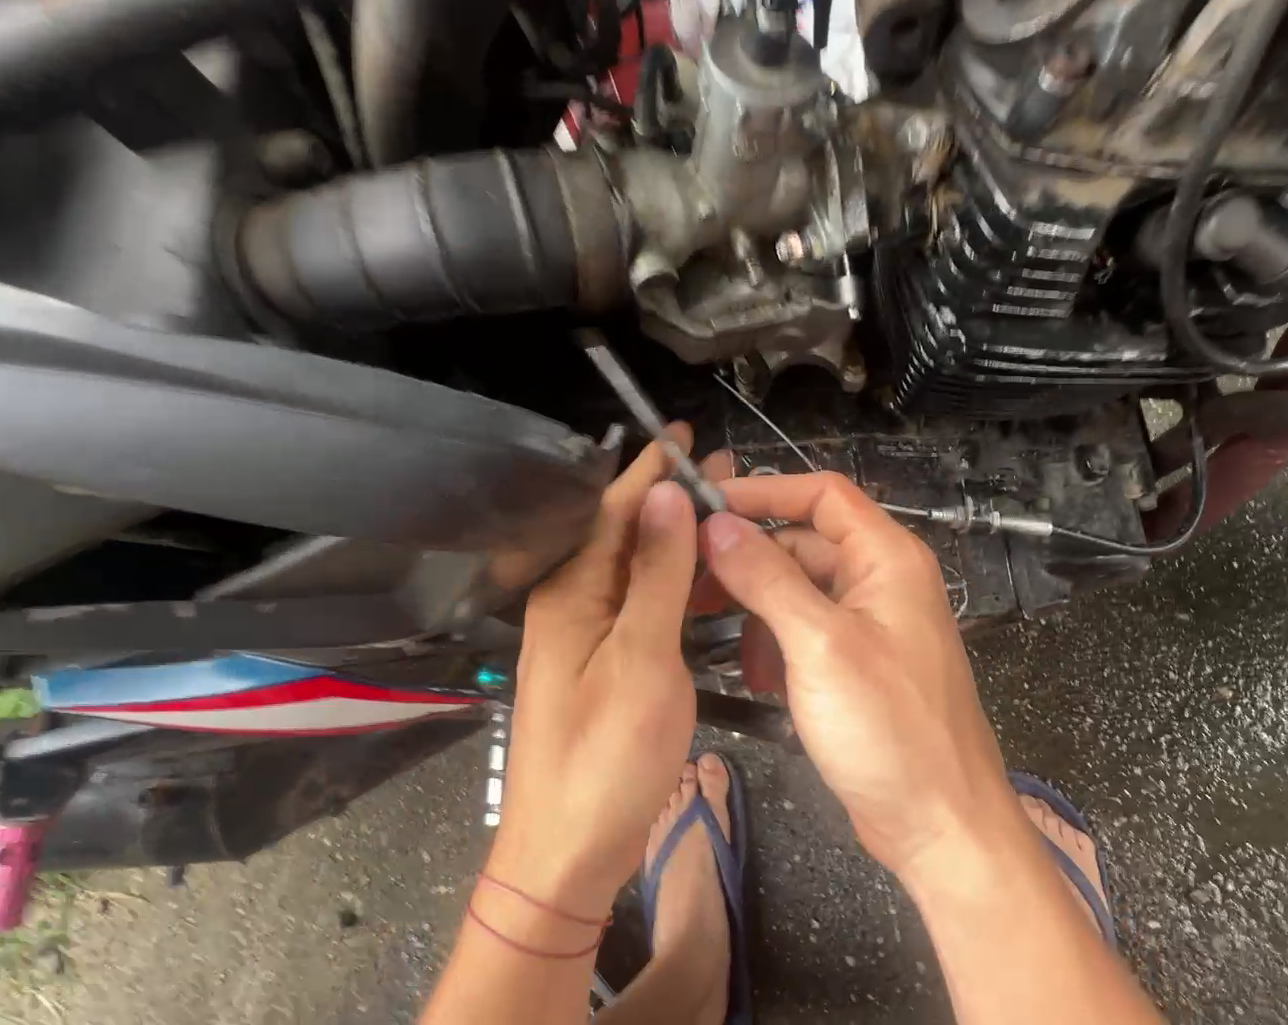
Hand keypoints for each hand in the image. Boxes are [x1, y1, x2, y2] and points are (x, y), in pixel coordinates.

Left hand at [486, 427, 701, 919]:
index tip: (682, 434)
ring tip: (721, 517)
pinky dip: (670, 588)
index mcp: (571, 593)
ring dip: (674, 542)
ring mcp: (583, 639)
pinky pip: (637, 608)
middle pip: (622, 536)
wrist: (566, 853)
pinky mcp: (598, 669)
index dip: (650, 471)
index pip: (614, 511)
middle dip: (668, 499)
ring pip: (632, 572)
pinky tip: (702, 585)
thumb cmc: (606, 756)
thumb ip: (655, 574)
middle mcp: (570, 605)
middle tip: (719, 471)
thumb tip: (666, 496)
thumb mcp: (641, 657)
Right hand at [698, 472, 1027, 879]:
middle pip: (803, 542)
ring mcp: (870, 625)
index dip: (762, 492)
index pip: (821, 494)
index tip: (703, 504)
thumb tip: (715, 523)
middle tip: (689, 581)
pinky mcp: (857, 665)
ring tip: (713, 633)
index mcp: (887, 558)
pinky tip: (756, 676)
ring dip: (756, 607)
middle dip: (746, 559)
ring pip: (798, 590)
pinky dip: (774, 643)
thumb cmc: (888, 728)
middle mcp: (881, 581)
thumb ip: (766, 578)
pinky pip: (806, 631)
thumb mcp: (820, 644)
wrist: (940, 824)